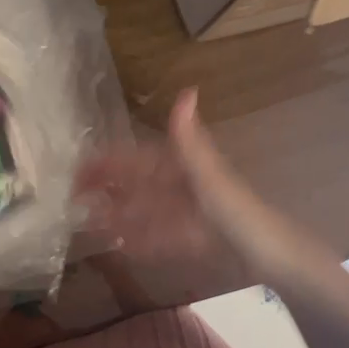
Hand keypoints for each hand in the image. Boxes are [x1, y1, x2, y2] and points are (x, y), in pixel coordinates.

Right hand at [75, 88, 265, 259]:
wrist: (274, 256)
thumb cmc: (238, 210)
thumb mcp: (210, 172)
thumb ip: (189, 139)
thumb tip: (186, 91)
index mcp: (180, 165)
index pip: (133, 158)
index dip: (106, 162)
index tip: (77, 170)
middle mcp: (179, 186)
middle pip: (134, 185)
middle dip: (106, 190)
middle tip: (73, 200)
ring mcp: (184, 215)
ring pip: (142, 212)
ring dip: (117, 216)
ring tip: (88, 224)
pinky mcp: (191, 242)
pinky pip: (157, 238)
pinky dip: (138, 240)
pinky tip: (119, 246)